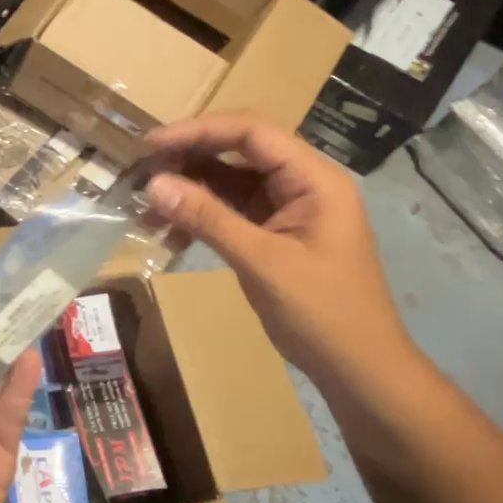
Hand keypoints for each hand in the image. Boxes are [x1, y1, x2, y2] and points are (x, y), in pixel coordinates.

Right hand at [141, 111, 412, 382]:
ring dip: (188, 189)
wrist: (360, 371)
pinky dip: (198, 216)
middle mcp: (302, 183)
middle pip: (237, 150)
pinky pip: (229, 209)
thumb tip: (153, 184)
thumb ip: (208, 218)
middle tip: (141, 173)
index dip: (198, 131)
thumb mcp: (262, 262)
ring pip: (228, 180)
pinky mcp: (273, 231)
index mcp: (314, 179)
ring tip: (146, 207)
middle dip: (187, 158)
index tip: (152, 145)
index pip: (251, 132)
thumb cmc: (323, 313)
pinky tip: (168, 234)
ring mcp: (287, 207)